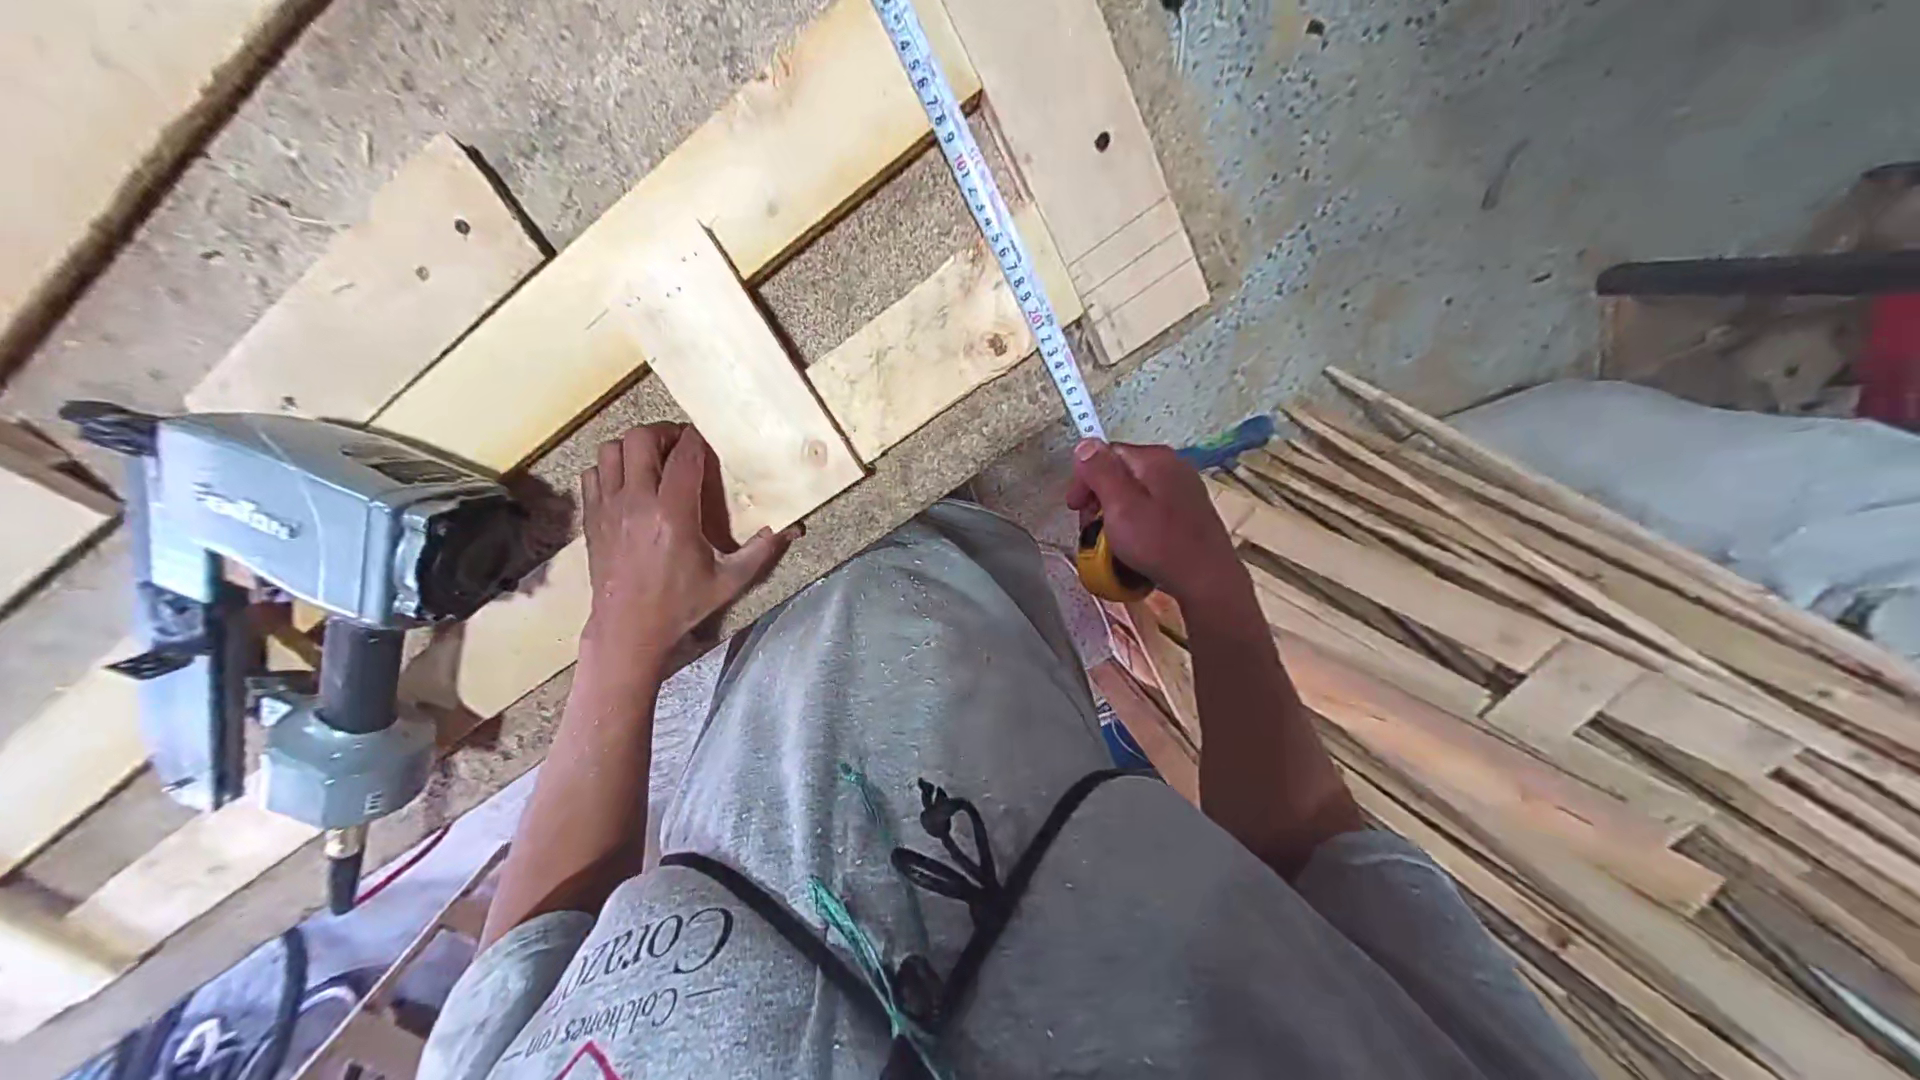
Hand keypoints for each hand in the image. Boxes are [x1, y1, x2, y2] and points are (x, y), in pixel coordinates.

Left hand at [579, 423, 792, 668]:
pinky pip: (592, 472)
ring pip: (612, 449)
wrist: (629, 628)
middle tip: (680, 444)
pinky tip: (628, 481)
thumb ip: (762, 551)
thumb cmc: (682, 604)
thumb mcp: (730, 580)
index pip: (685, 456)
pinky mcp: (592, 517)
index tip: (707, 437)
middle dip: (664, 432)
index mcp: (674, 514)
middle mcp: (637, 502)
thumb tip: (793, 530)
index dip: (698, 439)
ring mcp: (609, 507)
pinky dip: (609, 467)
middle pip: (642, 439)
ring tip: (653, 458)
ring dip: (634, 446)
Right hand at [1065, 439, 1244, 605]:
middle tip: (1090, 528)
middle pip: (1120, 472)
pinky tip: (1133, 543)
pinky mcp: (1189, 511)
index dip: (1084, 480)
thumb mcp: (1120, 505)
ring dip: (1114, 512)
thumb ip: (1100, 471)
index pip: (1105, 454)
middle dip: (1098, 498)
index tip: (1076, 508)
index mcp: (1154, 458)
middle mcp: (1172, 466)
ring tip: (1108, 540)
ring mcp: (1184, 488)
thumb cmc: (1159, 543)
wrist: (1206, 580)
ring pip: (1135, 492)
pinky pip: (1151, 508)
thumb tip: (1085, 445)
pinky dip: (1135, 521)